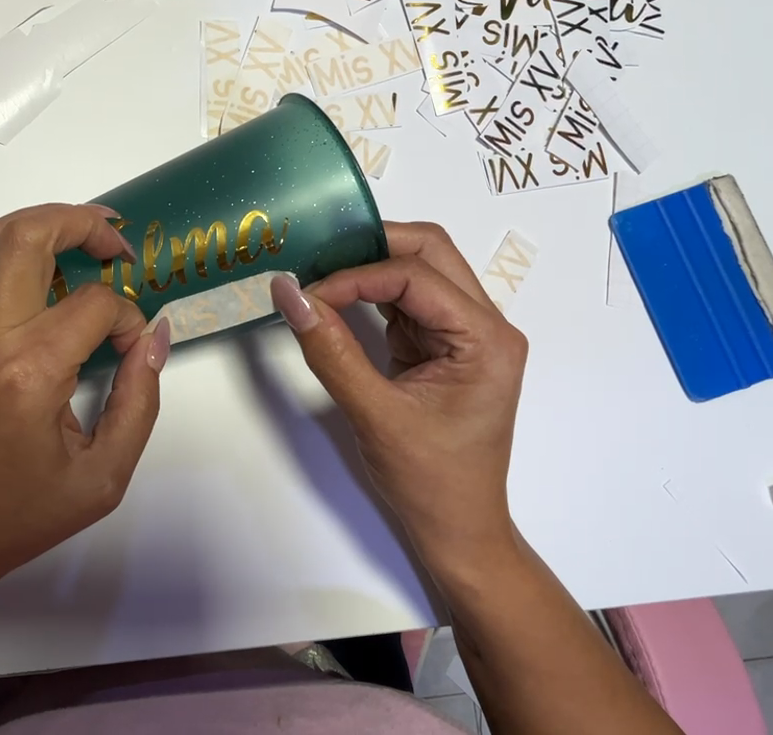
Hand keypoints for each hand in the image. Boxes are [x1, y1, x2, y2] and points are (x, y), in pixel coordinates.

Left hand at [0, 203, 172, 631]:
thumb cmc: (20, 512)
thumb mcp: (103, 477)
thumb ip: (140, 401)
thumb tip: (152, 336)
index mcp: (29, 371)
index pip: (94, 305)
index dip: (127, 317)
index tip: (132, 346)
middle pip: (29, 235)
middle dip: (82, 223)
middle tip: (116, 241)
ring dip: (40, 224)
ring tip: (80, 238)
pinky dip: (8, 253)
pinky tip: (38, 276)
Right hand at [269, 222, 526, 567]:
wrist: (458, 527)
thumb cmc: (429, 479)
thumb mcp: (374, 414)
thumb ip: (329, 349)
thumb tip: (287, 292)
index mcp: (485, 339)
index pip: (414, 276)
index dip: (355, 276)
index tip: (308, 295)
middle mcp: (484, 324)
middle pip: (429, 251)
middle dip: (370, 245)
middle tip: (317, 258)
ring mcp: (464, 331)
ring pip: (417, 266)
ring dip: (367, 265)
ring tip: (318, 274)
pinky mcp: (440, 341)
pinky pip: (404, 297)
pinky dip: (367, 291)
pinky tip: (334, 297)